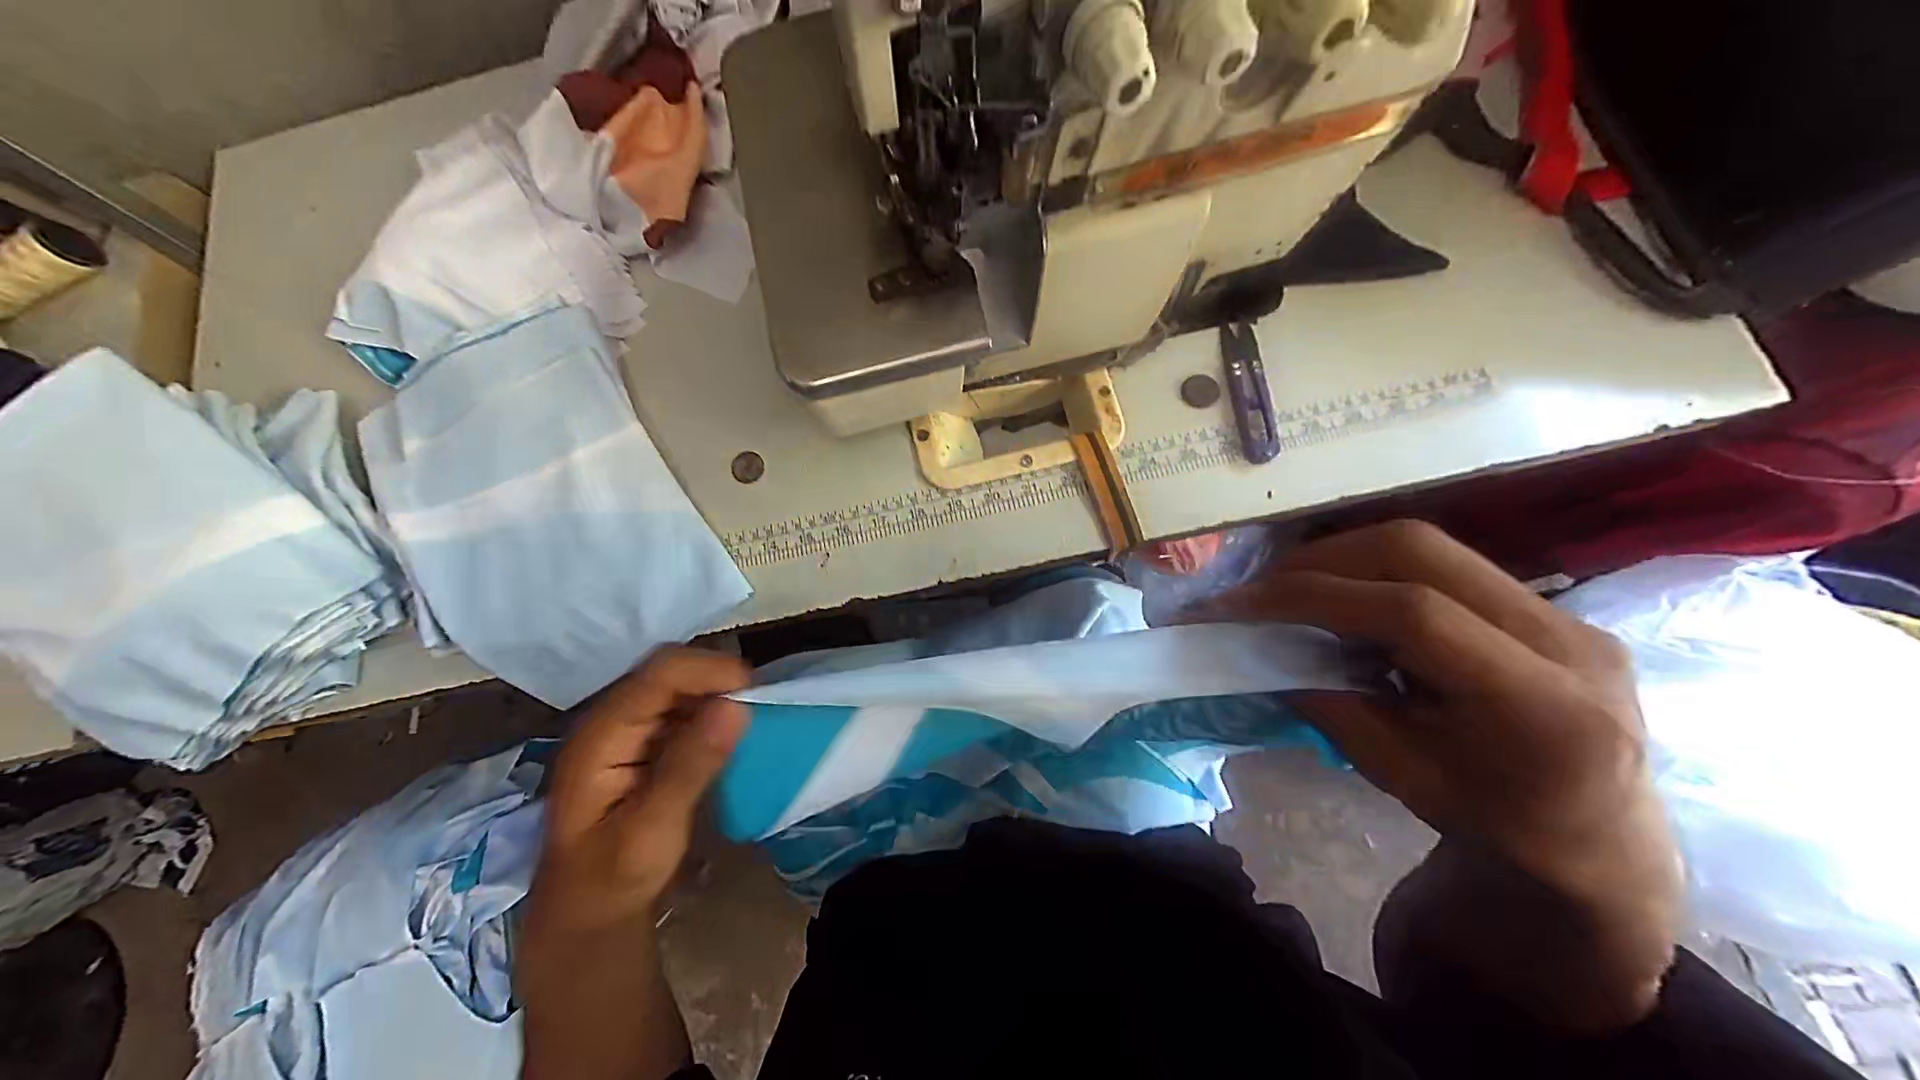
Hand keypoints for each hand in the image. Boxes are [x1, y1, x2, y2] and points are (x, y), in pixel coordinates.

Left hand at [518, 648, 749, 1079]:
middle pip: (668, 671)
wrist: (586, 914)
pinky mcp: (642, 742)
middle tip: (761, 703)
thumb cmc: (613, 878)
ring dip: (716, 692)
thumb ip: (690, 765)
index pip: (658, 674)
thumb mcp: (653, 830)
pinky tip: (730, 732)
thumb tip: (735, 705)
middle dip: (716, 677)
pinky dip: (710, 710)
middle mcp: (610, 720)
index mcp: (601, 735)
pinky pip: (681, 707)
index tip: (755, 691)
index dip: (708, 670)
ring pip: (678, 685)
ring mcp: (625, 730)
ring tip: (753, 715)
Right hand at [1196, 521, 1681, 1023]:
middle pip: (1421, 552)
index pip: (1413, 612)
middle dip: (1324, 559)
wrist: (1600, 840)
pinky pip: (1446, 563)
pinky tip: (1347, 599)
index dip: (1317, 596)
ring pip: (1432, 546)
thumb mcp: (1401, 777)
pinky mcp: (1547, 606)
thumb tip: (1263, 648)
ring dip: (1346, 557)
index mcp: (1540, 704)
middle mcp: (1567, 640)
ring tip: (1293, 588)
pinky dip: (1377, 570)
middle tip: (1262, 587)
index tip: (1244, 604)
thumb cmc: (1497, 827)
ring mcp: (1565, 614)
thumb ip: (1334, 706)